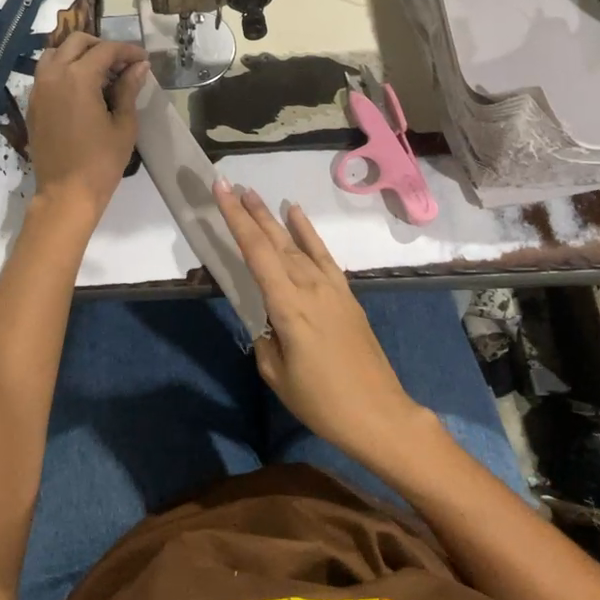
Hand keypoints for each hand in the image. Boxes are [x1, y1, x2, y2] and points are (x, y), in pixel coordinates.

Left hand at [26, 32, 149, 218]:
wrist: (65, 193)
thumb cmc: (101, 162)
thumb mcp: (123, 125)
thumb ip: (129, 89)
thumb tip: (139, 67)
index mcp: (78, 78)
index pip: (105, 50)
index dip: (127, 51)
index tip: (142, 60)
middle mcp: (53, 76)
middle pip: (76, 42)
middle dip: (101, 47)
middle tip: (121, 64)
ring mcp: (38, 89)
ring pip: (55, 54)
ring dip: (78, 55)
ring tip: (99, 73)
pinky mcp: (32, 104)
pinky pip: (45, 74)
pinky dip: (63, 70)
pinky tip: (81, 89)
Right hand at [214, 180, 429, 458]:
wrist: (379, 415)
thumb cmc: (322, 401)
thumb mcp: (277, 374)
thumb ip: (266, 339)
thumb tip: (267, 322)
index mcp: (288, 306)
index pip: (255, 252)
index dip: (235, 219)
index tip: (220, 190)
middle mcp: (309, 287)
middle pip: (274, 241)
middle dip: (249, 212)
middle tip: (229, 184)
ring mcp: (331, 289)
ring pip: (295, 244)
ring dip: (273, 218)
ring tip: (254, 194)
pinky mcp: (346, 295)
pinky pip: (322, 255)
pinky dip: (308, 232)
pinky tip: (296, 214)